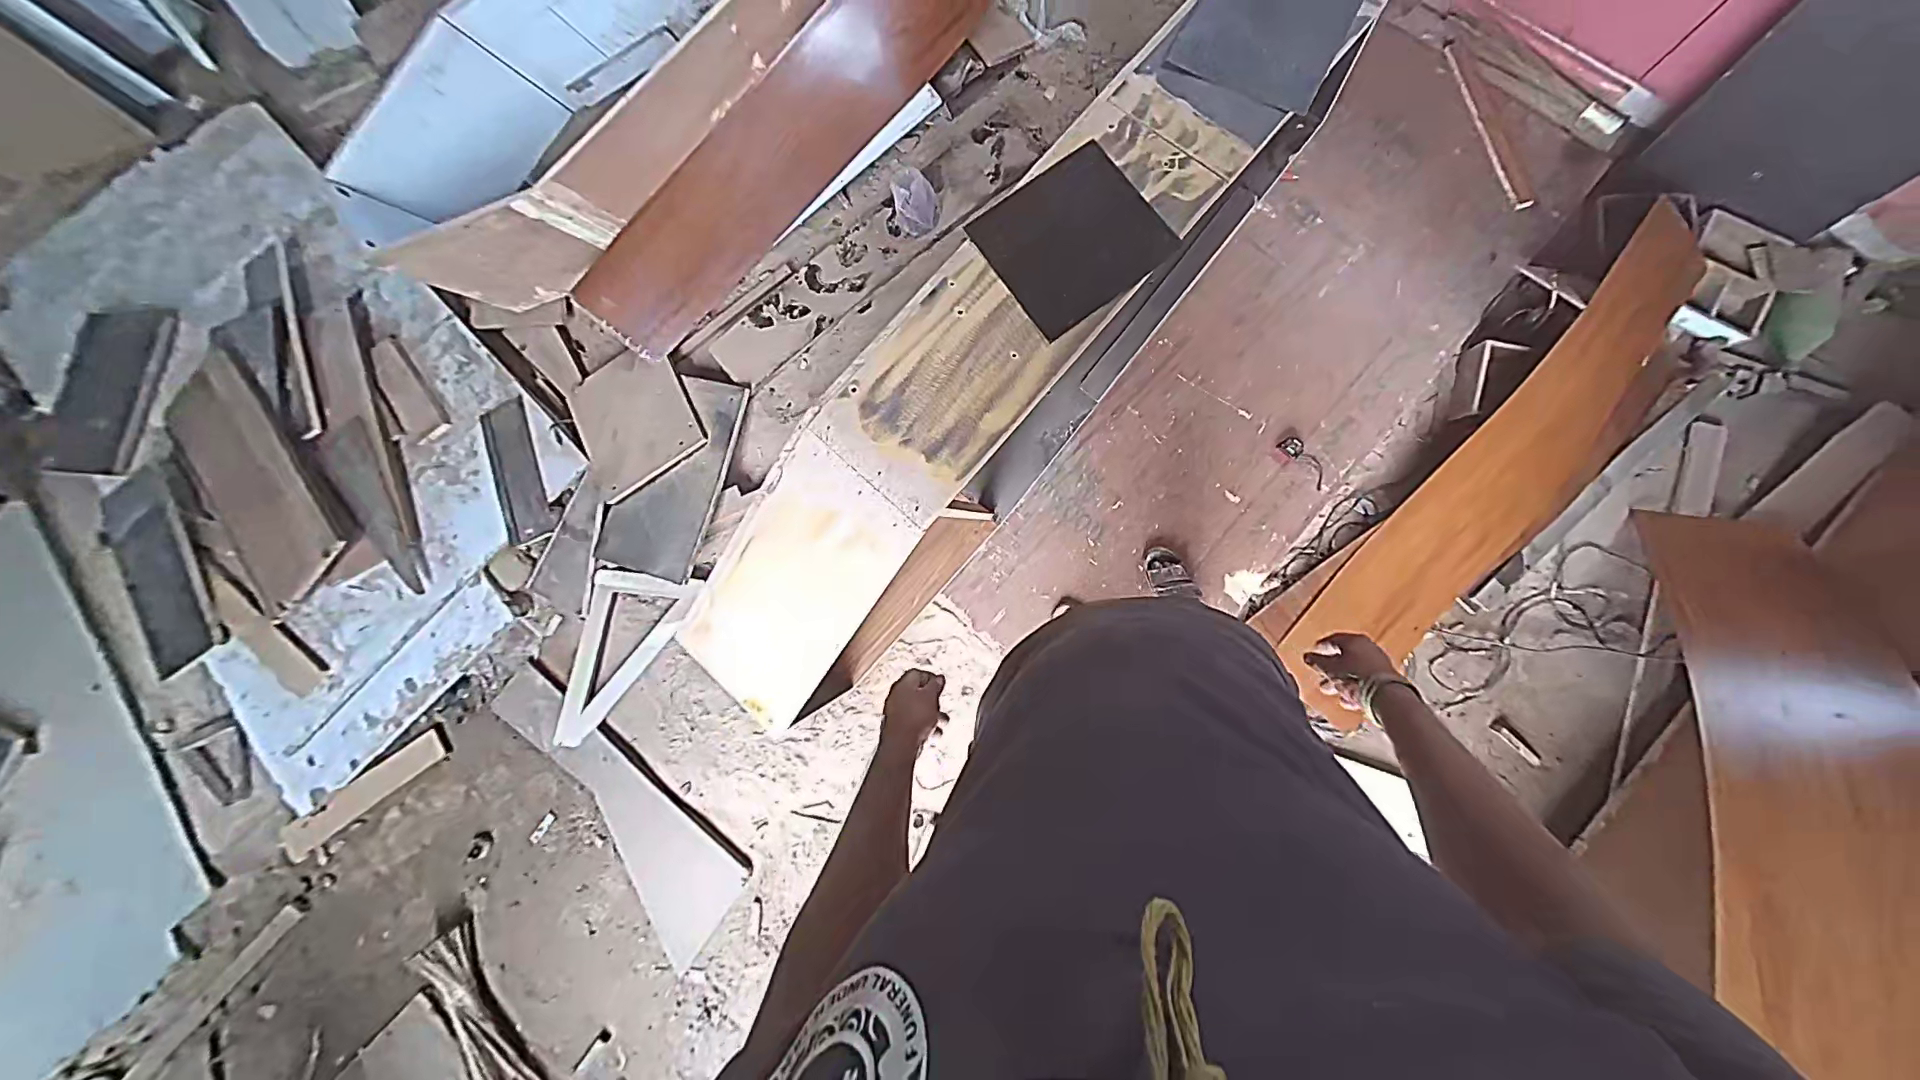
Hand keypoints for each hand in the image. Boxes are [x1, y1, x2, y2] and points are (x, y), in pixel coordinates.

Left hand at [881, 669, 944, 751]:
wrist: (901, 745)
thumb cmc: (915, 718)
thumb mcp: (931, 697)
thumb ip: (935, 685)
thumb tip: (938, 678)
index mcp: (903, 684)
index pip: (917, 674)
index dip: (931, 678)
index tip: (940, 686)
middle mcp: (896, 697)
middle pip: (918, 693)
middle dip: (932, 701)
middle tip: (940, 706)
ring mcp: (895, 713)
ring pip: (917, 710)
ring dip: (931, 716)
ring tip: (941, 723)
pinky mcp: (897, 728)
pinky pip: (913, 724)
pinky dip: (924, 728)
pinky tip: (932, 735)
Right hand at [1302, 633, 1397, 713]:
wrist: (1384, 697)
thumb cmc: (1357, 677)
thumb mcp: (1328, 668)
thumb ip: (1316, 661)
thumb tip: (1308, 657)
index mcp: (1354, 640)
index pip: (1332, 640)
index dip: (1320, 648)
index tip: (1313, 653)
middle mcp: (1369, 649)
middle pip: (1344, 657)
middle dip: (1330, 668)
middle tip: (1320, 674)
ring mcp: (1379, 665)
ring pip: (1354, 672)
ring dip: (1341, 681)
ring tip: (1331, 690)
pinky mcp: (1386, 681)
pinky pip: (1365, 683)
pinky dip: (1355, 690)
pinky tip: (1348, 699)